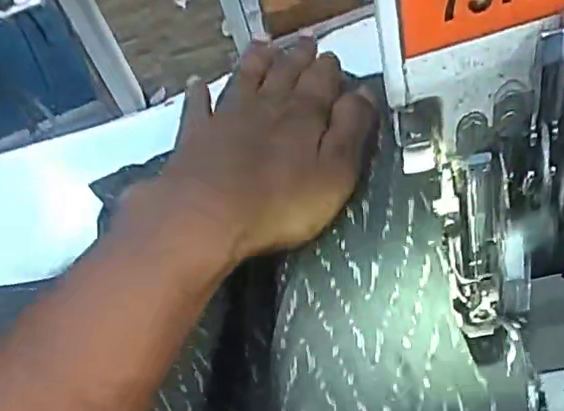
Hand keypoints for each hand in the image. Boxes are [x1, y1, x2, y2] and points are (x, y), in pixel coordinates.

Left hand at [117, 37, 376, 267]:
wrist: (212, 213)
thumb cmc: (283, 203)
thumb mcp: (334, 174)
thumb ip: (350, 133)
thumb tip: (364, 94)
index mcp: (303, 116)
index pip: (322, 83)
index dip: (330, 71)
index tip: (335, 61)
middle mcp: (266, 105)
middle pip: (285, 74)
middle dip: (299, 59)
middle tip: (307, 45)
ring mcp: (228, 116)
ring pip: (246, 78)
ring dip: (257, 61)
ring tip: (265, 47)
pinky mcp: (199, 134)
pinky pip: (200, 105)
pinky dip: (202, 93)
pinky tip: (201, 85)